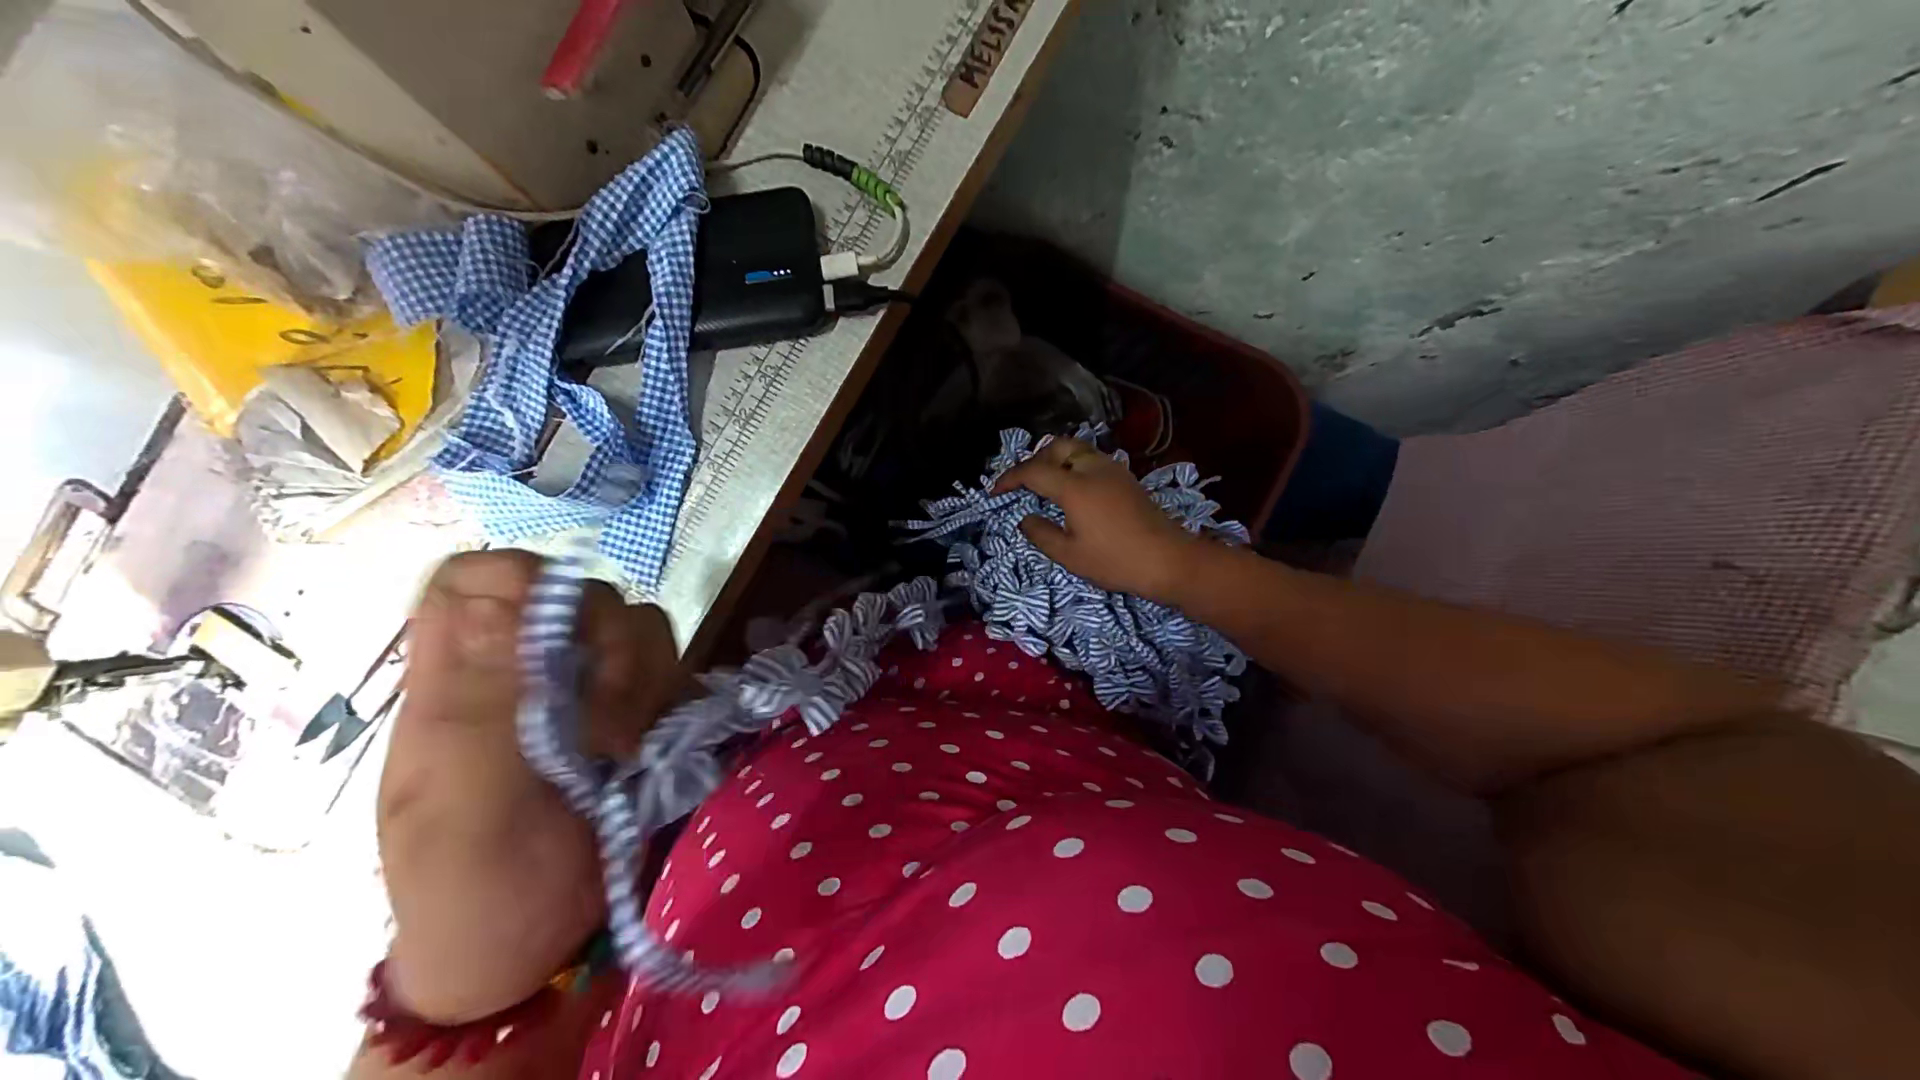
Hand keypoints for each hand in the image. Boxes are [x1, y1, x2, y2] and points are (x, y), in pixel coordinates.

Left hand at [376, 552, 681, 1021]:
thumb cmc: (475, 889)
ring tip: (625, 753)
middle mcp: (527, 669)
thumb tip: (500, 594)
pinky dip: (671, 701)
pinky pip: (675, 669)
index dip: (520, 580)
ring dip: (644, 680)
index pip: (476, 580)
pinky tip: (650, 752)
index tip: (559, 634)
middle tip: (604, 724)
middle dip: (605, 646)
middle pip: (579, 594)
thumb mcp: (461, 807)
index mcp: (457, 680)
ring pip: (638, 627)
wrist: (538, 951)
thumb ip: (479, 703)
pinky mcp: (639, 711)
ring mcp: (587, 689)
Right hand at [991, 438, 1202, 604]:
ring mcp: (1113, 470)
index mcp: (1074, 486)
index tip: (995, 492)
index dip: (1009, 479)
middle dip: (1033, 460)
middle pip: (1056, 447)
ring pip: (1076, 449)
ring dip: (1055, 460)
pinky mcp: (1126, 478)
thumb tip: (1026, 519)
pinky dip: (1073, 465)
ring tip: (1045, 483)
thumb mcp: (1070, 555)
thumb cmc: (1115, 560)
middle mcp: (1092, 468)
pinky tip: (1072, 489)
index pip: (1033, 471)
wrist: (1169, 560)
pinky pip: (1091, 459)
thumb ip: (1041, 534)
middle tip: (1022, 483)